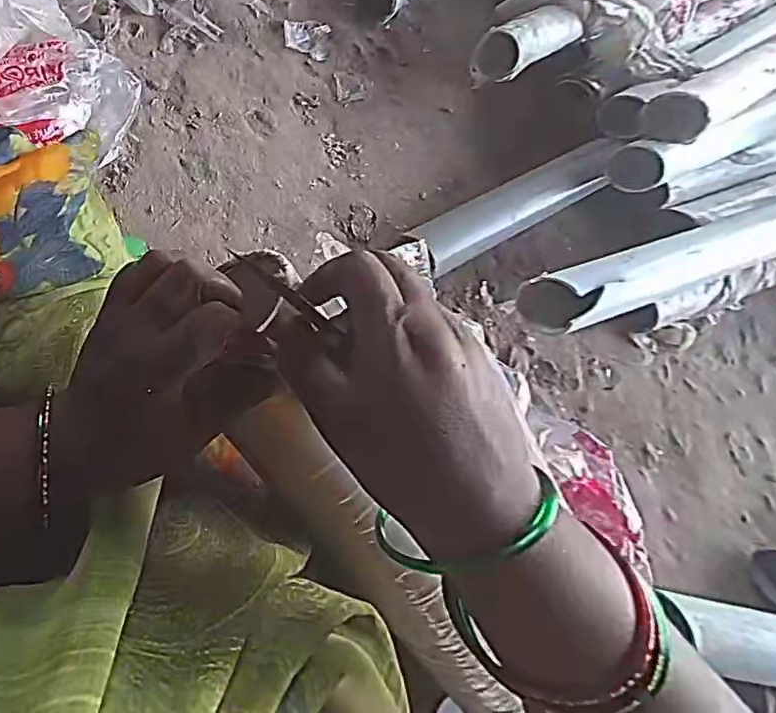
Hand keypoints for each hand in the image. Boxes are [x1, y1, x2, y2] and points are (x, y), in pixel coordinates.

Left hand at [56, 251, 276, 500]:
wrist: (76, 440)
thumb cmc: (135, 446)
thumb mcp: (192, 433)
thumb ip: (235, 395)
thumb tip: (276, 367)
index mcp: (156, 366)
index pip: (210, 320)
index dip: (240, 325)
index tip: (250, 343)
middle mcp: (135, 328)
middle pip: (187, 275)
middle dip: (222, 289)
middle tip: (232, 316)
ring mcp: (119, 311)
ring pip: (163, 261)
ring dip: (196, 273)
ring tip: (208, 300)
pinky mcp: (109, 304)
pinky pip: (139, 267)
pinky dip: (166, 270)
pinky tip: (179, 292)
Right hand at [270, 251, 540, 559]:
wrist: (490, 512)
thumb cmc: (401, 463)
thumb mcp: (333, 412)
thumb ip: (301, 356)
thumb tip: (284, 323)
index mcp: (395, 325)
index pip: (358, 263)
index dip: (325, 276)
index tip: (310, 305)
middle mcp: (434, 318)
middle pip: (390, 268)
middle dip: (353, 284)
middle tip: (333, 323)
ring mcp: (464, 336)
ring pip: (414, 297)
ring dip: (382, 310)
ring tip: (367, 362)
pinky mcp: (484, 358)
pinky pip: (436, 325)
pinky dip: (410, 333)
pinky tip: (405, 383)